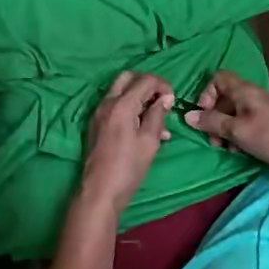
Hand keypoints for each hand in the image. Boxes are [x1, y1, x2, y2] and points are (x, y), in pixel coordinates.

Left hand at [79, 71, 173, 211]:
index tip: (172, 100)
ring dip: (138, 96)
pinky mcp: (96, 123)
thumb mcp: (150, 141)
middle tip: (161, 100)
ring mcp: (98, 112)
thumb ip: (157, 115)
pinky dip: (129, 107)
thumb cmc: (128, 168)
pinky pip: (114, 105)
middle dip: (147, 84)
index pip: (145, 80)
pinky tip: (142, 127)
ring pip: (120, 90)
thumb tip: (165, 98)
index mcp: (122, 105)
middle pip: (128, 77)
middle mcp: (107, 102)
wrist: (99, 192)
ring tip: (156, 119)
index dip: (162, 85)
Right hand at [182, 70, 268, 183]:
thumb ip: (212, 122)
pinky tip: (237, 152)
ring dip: (223, 130)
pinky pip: (242, 127)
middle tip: (213, 139)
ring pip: (231, 115)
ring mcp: (259, 113)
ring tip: (224, 148)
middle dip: (213, 118)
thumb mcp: (237, 130)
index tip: (204, 114)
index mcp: (245, 90)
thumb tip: (187, 115)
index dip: (206, 93)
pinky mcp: (265, 128)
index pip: (218, 78)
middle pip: (223, 98)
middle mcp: (251, 97)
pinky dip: (235, 137)